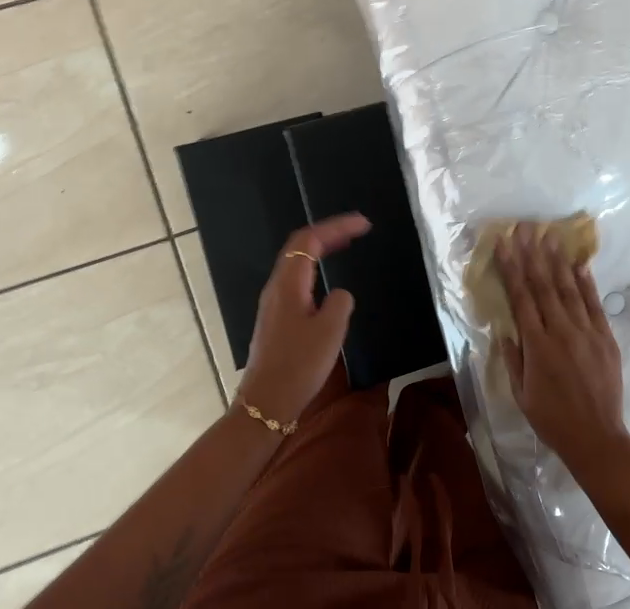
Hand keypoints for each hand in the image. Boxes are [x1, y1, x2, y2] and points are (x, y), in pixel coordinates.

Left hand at [238, 214, 368, 422]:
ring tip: (344, 246)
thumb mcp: (330, 332)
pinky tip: (327, 282)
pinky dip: (315, 269)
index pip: (309, 240)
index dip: (336, 227)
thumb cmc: (299, 366)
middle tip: (356, 230)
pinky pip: (296, 280)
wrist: (265, 405)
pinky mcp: (276, 320)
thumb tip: (339, 294)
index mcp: (288, 285)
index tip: (364, 225)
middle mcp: (276, 288)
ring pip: (296, 263)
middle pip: (299, 246)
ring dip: (320, 250)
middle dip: (328, 233)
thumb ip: (340, 303)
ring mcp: (273, 304)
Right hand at [496, 222, 629, 474]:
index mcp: (536, 345)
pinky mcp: (606, 338)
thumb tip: (506, 329)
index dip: (512, 268)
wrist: (596, 437)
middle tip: (526, 228)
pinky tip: (580, 264)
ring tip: (550, 236)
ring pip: (569, 289)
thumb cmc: (552, 419)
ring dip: (558, 261)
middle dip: (533, 254)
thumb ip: (513, 359)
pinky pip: (595, 304)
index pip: (521, 297)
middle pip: (544, 285)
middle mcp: (561, 331)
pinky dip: (586, 283)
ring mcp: (586, 332)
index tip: (505, 244)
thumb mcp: (521, 394)